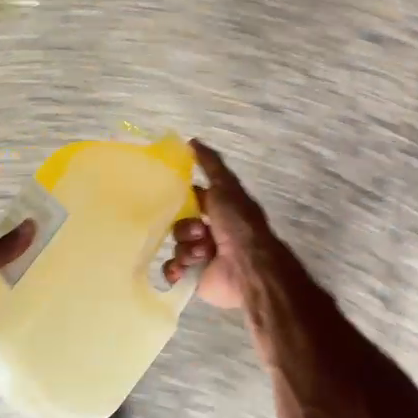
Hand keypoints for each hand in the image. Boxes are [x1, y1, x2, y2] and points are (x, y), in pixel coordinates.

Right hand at [161, 139, 272, 310]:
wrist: (248, 267)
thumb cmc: (239, 224)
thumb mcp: (225, 187)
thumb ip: (210, 164)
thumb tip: (192, 140)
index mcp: (217, 210)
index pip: (190, 199)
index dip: (180, 198)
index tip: (170, 196)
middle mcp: (209, 231)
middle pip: (179, 223)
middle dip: (186, 227)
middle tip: (201, 233)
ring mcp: (200, 255)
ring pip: (175, 245)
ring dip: (186, 248)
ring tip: (203, 254)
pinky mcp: (193, 277)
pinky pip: (171, 269)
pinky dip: (174, 269)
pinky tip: (183, 270)